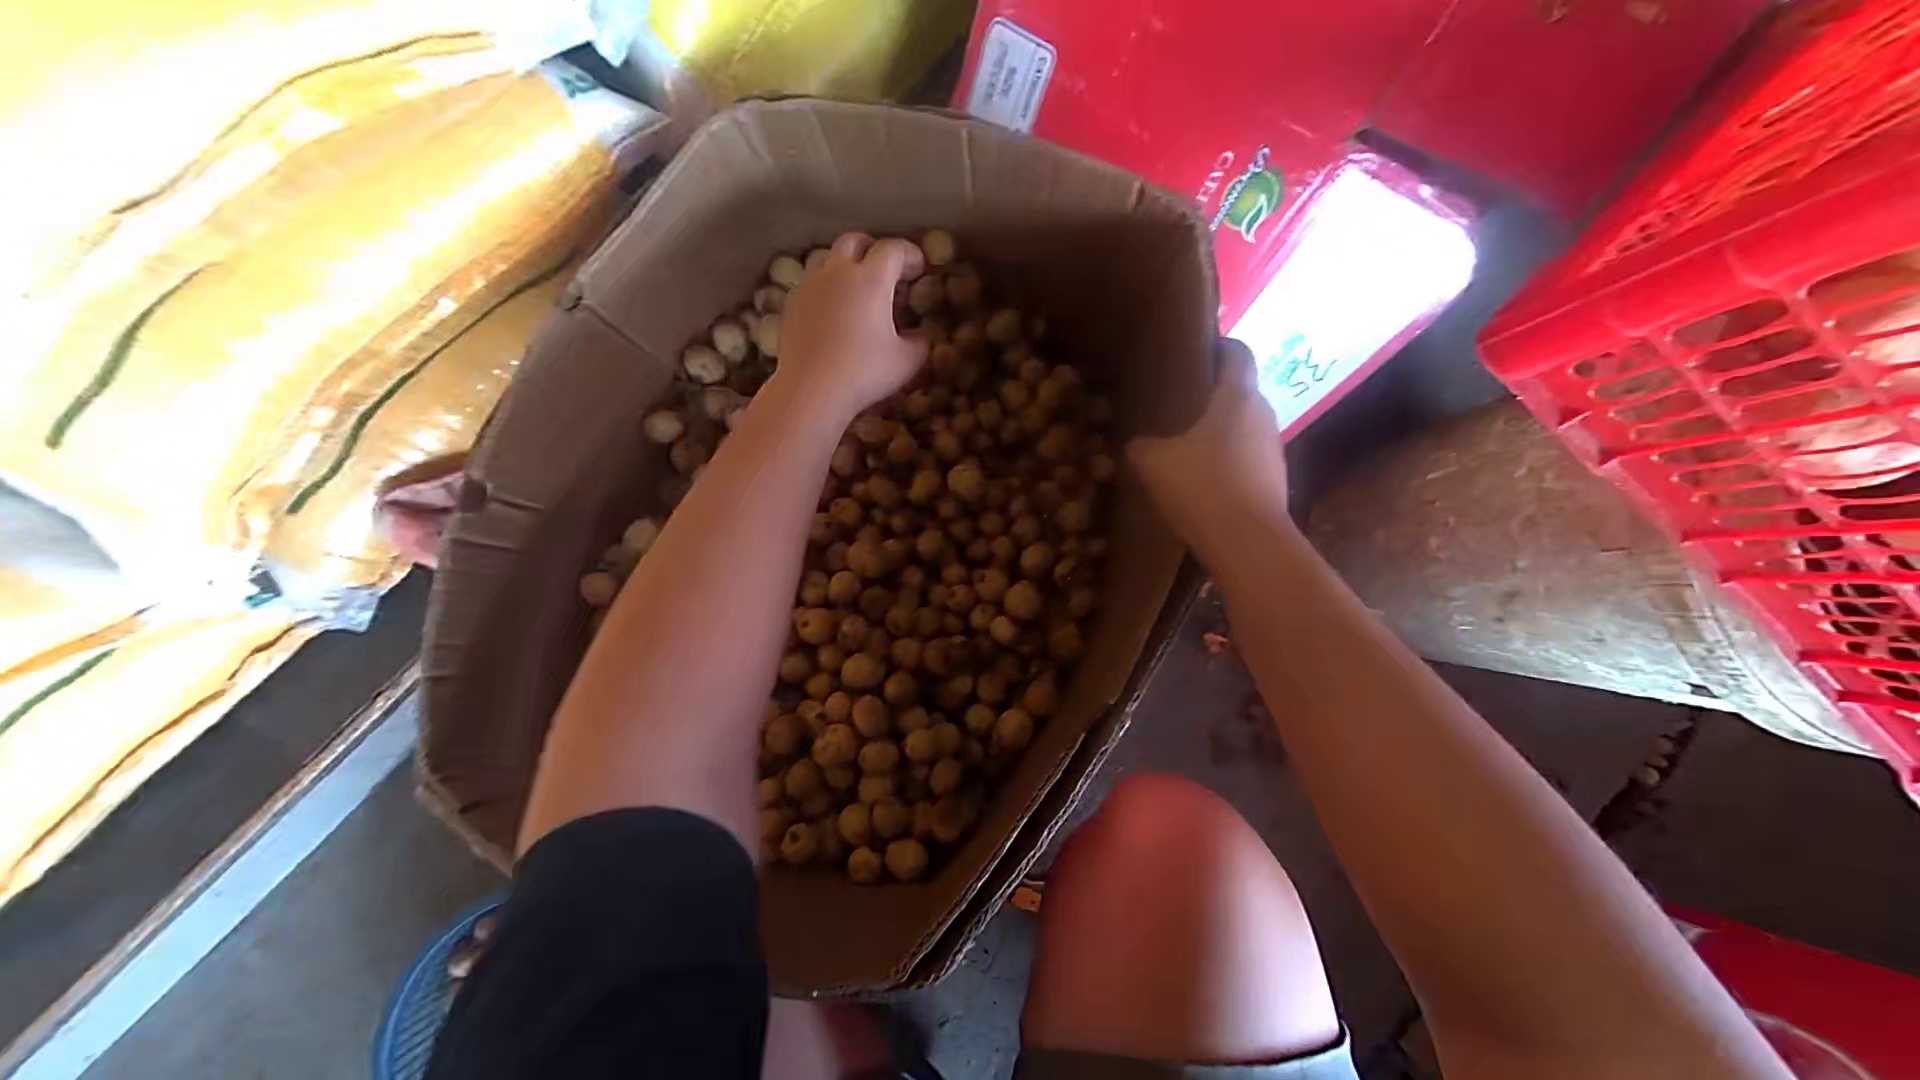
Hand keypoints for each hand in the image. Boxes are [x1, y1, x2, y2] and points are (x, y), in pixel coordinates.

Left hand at [773, 233, 929, 416]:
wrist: (811, 390)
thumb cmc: (865, 372)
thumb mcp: (908, 360)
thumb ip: (920, 340)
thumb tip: (920, 333)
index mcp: (871, 278)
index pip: (893, 249)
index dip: (910, 254)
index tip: (919, 268)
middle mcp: (837, 272)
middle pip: (855, 241)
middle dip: (874, 250)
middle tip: (887, 272)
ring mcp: (810, 285)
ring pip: (829, 261)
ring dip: (847, 268)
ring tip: (858, 293)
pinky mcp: (791, 304)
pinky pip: (812, 285)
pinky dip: (827, 290)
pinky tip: (834, 315)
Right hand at [1126, 339, 1287, 554]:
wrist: (1247, 541)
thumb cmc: (1202, 486)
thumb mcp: (1154, 463)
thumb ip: (1141, 447)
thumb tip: (1135, 444)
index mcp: (1237, 397)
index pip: (1238, 353)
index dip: (1221, 346)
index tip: (1198, 350)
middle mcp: (1263, 415)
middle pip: (1242, 391)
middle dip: (1215, 394)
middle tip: (1181, 404)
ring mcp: (1273, 449)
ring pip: (1245, 427)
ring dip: (1222, 431)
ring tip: (1189, 445)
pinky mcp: (1275, 480)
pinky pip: (1248, 458)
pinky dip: (1229, 462)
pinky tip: (1204, 481)